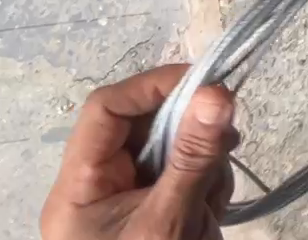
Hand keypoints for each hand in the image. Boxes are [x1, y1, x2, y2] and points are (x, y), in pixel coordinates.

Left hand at [41, 65, 238, 239]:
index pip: (107, 108)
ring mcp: (127, 200)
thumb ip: (194, 156)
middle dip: (193, 131)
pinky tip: (209, 213)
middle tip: (227, 144)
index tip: (210, 88)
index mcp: (80, 186)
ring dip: (206, 162)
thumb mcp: (169, 223)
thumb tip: (219, 89)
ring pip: (174, 146)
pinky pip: (187, 172)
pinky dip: (208, 182)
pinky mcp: (154, 211)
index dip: (155, 85)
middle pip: (146, 123)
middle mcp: (98, 186)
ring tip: (211, 203)